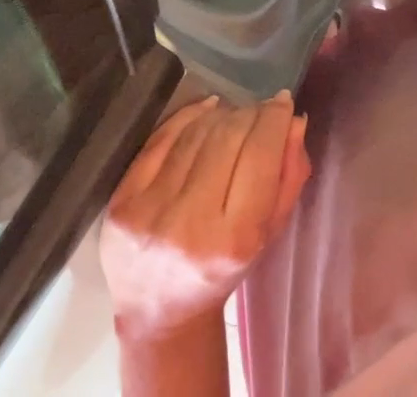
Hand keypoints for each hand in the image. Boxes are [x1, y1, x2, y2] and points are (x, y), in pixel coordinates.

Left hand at [100, 93, 310, 337]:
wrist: (159, 312)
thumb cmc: (224, 272)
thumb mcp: (268, 235)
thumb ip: (288, 178)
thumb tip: (293, 121)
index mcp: (235, 239)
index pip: (260, 156)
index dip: (274, 120)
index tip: (283, 104)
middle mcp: (191, 223)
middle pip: (227, 138)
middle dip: (251, 114)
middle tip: (262, 110)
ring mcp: (151, 210)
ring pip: (195, 134)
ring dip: (222, 114)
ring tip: (236, 115)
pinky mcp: (123, 201)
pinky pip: (161, 139)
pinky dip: (188, 117)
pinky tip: (206, 112)